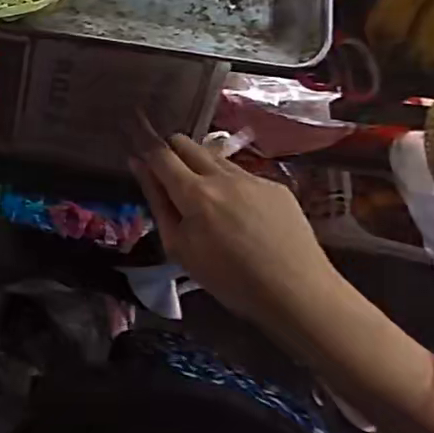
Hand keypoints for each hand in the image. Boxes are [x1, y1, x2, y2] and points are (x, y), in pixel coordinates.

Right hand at [127, 115, 343, 331]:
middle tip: (168, 174)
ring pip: (214, 156)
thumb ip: (157, 202)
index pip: (160, 153)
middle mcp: (222, 176)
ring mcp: (252, 178)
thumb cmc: (230, 280)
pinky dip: (230, 185)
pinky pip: (241, 174)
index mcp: (194, 193)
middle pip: (186, 142)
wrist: (299, 293)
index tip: (135, 139)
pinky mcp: (275, 186)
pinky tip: (240, 215)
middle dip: (170, 150)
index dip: (144, 144)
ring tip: (206, 199)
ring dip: (200, 167)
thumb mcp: (180, 248)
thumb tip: (139, 165)